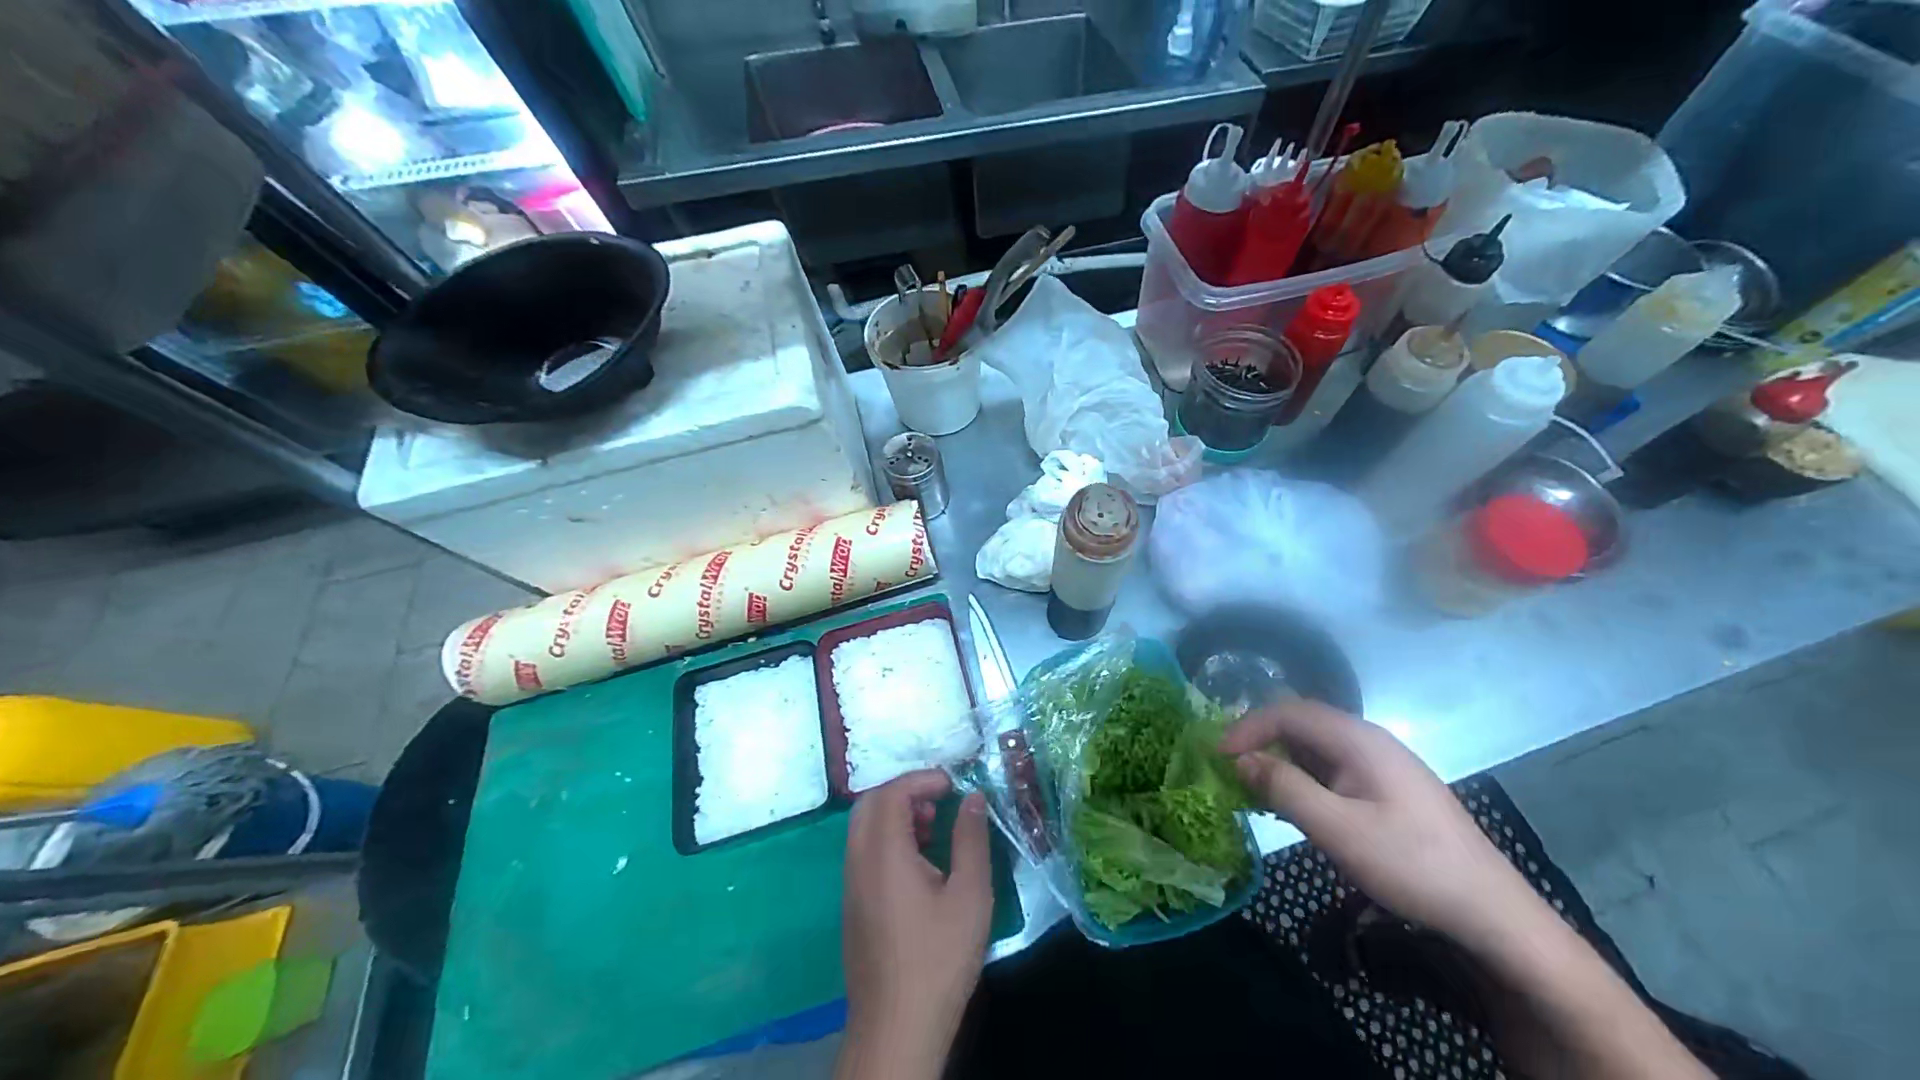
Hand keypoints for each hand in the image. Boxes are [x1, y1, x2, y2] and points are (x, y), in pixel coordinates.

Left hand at [837, 770, 991, 1079]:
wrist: (897, 1026)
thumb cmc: (939, 958)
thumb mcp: (970, 896)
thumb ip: (971, 840)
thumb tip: (972, 798)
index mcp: (883, 853)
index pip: (891, 792)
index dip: (921, 779)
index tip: (952, 784)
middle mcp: (858, 861)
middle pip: (870, 803)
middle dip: (904, 791)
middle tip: (939, 803)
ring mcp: (850, 884)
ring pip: (863, 827)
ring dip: (894, 815)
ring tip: (932, 831)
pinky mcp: (852, 905)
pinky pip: (862, 851)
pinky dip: (886, 839)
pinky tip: (918, 865)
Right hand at [1220, 701, 1537, 948]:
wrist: (1493, 914)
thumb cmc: (1411, 864)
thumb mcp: (1338, 829)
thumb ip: (1284, 788)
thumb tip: (1240, 759)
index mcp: (1359, 739)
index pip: (1288, 712)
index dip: (1247, 728)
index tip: (1217, 756)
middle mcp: (1369, 741)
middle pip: (1300, 724)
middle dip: (1259, 742)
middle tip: (1228, 770)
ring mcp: (1380, 765)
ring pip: (1314, 749)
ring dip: (1279, 763)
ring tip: (1251, 791)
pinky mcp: (1386, 790)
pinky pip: (1331, 771)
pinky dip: (1301, 781)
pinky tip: (1291, 809)